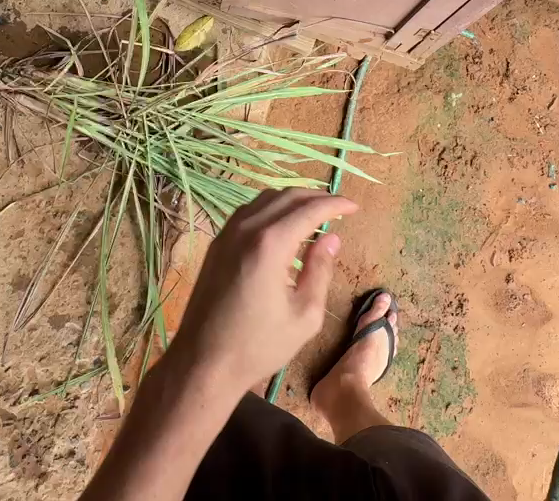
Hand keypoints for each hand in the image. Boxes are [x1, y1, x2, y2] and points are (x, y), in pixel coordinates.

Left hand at [170, 188, 358, 397]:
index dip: (335, 205)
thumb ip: (321, 271)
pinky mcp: (217, 243)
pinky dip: (271, 209)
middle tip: (338, 207)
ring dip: (292, 200)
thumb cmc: (259, 346)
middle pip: (287, 197)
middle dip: (316, 197)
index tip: (354, 207)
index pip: (309, 210)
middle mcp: (246, 228)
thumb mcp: (304, 315)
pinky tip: (283, 225)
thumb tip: (332, 239)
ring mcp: (227, 233)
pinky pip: (249, 212)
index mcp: (270, 244)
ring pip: (265, 199)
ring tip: (314, 213)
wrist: (204, 362)